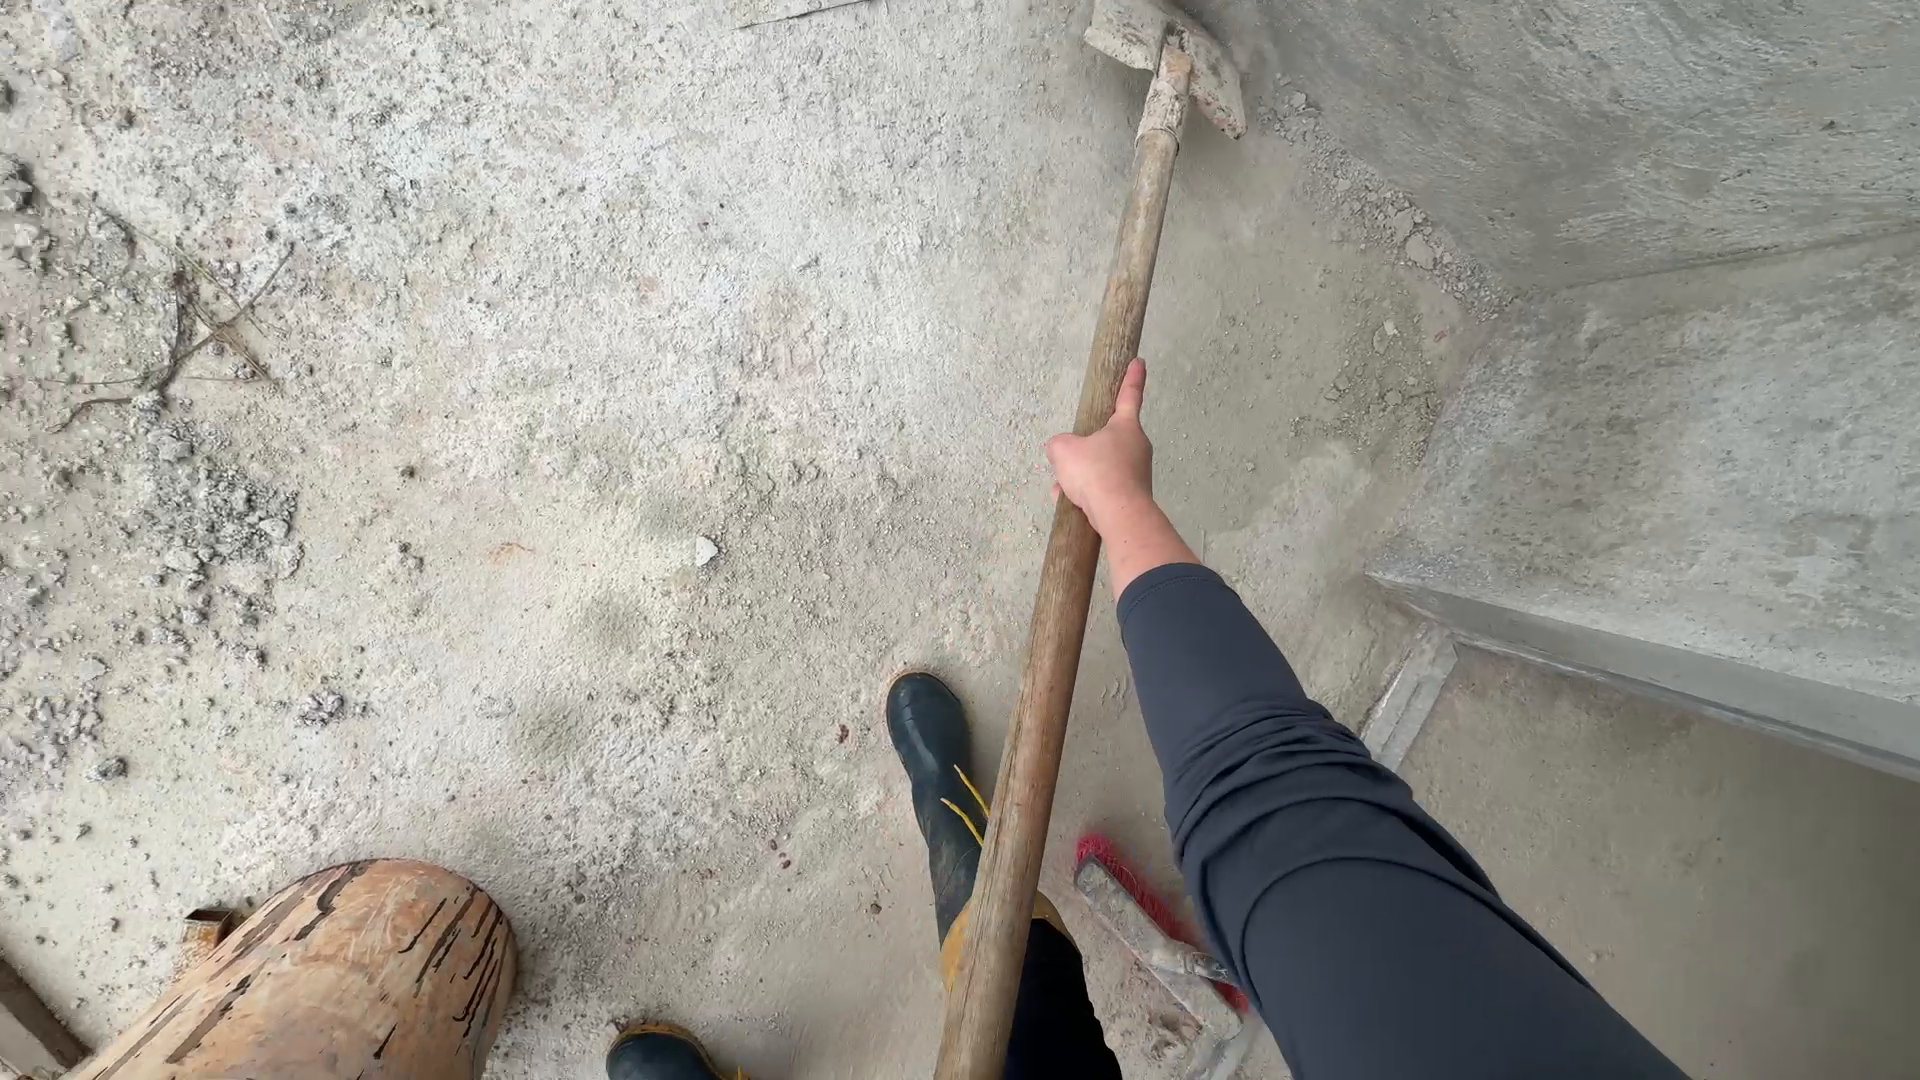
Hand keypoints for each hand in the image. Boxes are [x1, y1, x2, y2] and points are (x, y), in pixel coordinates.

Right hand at [1043, 358, 1153, 536]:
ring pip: (1102, 467)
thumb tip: (1057, 448)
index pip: (1129, 395)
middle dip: (1085, 449)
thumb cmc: (1096, 472)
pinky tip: (1070, 502)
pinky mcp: (1133, 495)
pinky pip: (1105, 488)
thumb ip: (1058, 444)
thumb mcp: (1064, 450)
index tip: (1139, 362)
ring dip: (1081, 475)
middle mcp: (1137, 447)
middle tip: (1068, 458)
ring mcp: (1138, 473)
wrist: (1118, 514)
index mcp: (1126, 426)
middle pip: (1107, 440)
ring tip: (1063, 487)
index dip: (1132, 377)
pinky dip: (1087, 493)